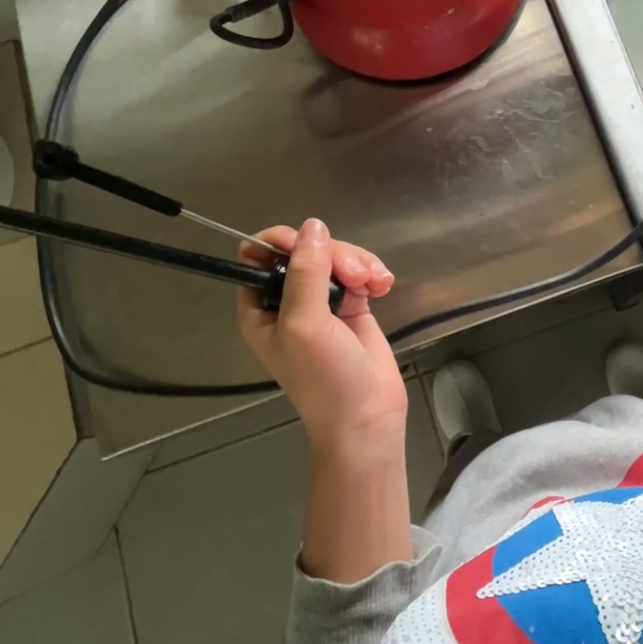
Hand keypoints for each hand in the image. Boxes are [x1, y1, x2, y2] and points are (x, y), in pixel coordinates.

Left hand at [237, 219, 402, 457]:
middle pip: (306, 250)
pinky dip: (372, 273)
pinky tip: (384, 287)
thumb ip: (306, 272)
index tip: (311, 244)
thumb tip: (313, 226)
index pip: (259, 255)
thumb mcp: (305, 323)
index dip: (283, 241)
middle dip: (334, 255)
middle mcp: (288, 301)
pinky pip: (359, 273)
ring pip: (336, 258)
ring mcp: (322, 303)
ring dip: (359, 263)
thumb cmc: (324, 377)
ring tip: (376, 284)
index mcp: (260, 307)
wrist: (366, 417)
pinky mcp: (352, 306)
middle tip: (355, 276)